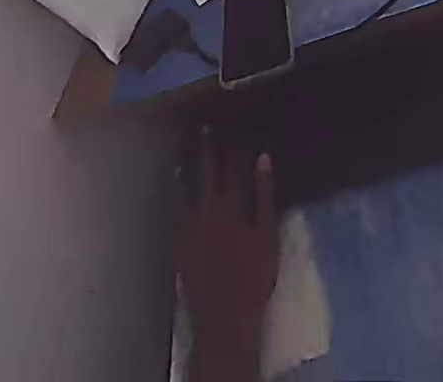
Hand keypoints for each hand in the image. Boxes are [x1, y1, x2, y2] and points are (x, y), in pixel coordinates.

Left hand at [177, 133, 277, 380]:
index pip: (234, 166)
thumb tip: (264, 158)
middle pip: (208, 170)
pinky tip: (177, 178)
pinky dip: (177, 189)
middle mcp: (208, 206)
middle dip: (209, 147)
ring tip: (190, 143)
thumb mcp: (267, 234)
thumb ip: (265, 194)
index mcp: (232, 204)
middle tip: (206, 127)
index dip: (235, 146)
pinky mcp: (179, 237)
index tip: (235, 127)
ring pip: (188, 183)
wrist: (225, 315)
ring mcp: (190, 222)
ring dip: (190, 163)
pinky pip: (175, 205)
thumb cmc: (253, 275)